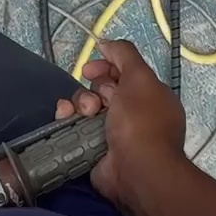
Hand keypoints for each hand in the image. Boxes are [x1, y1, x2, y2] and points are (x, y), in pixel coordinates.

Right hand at [53, 39, 188, 209]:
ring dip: (79, 102)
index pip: (123, 72)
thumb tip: (105, 43)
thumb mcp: (140, 78)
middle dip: (94, 88)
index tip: (91, 69)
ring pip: (86, 104)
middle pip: (102, 87)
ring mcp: (113, 132)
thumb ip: (124, 54)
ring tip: (85, 113)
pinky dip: (68, 118)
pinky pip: (76, 124)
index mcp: (149, 97)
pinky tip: (65, 117)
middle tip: (96, 102)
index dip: (106, 66)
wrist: (137, 173)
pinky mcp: (94, 147)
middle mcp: (132, 113)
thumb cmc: (142, 122)